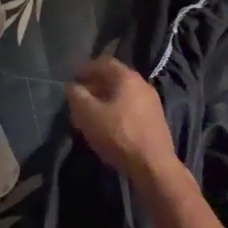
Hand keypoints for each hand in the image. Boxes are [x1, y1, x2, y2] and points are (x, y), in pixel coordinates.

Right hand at [66, 57, 177, 177]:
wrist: (153, 165)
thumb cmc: (118, 135)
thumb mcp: (89, 115)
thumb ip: (77, 97)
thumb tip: (72, 86)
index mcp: (127, 77)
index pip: (104, 62)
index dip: (86, 68)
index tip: (73, 78)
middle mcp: (142, 84)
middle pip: (114, 78)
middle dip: (95, 85)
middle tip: (79, 97)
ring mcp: (151, 102)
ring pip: (123, 94)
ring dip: (105, 100)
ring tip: (91, 113)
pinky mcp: (155, 119)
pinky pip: (131, 107)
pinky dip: (117, 110)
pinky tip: (108, 125)